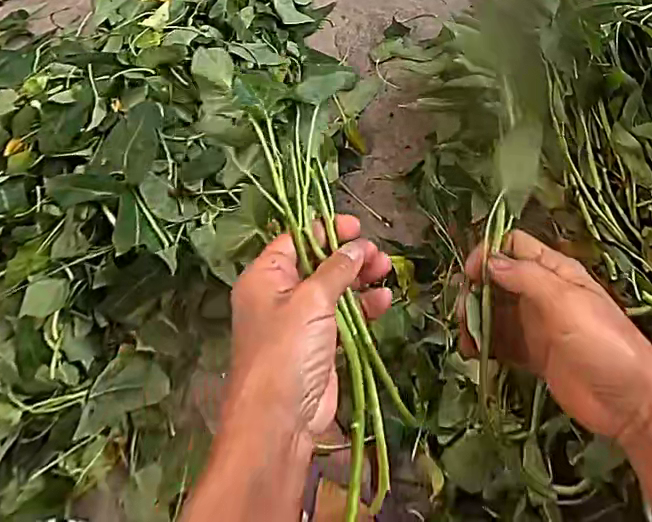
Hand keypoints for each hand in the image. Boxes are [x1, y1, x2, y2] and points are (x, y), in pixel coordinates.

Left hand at [225, 215, 393, 449]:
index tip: (357, 228)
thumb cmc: (286, 351)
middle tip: (378, 256)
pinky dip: (363, 307)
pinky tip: (383, 301)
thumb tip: (357, 246)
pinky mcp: (319, 344)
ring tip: (386, 272)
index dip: (327, 230)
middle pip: (320, 262)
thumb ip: (337, 267)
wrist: (278, 423)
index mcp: (266, 276)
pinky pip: (344, 316)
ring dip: (361, 279)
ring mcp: (300, 321)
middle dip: (350, 256)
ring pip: (335, 288)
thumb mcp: (312, 299)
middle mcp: (280, 294)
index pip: (297, 238)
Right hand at [460, 229, 651, 439]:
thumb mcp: (565, 301)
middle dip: (475, 290)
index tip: (469, 274)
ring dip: (476, 319)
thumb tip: (490, 261)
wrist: (632, 403)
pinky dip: (484, 345)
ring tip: (466, 339)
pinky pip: (501, 342)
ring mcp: (537, 324)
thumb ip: (526, 277)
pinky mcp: (534, 354)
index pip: (513, 246)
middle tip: (464, 314)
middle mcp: (542, 292)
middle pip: (498, 278)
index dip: (488, 253)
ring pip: (496, 310)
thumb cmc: (603, 341)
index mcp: (554, 270)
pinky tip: (473, 354)